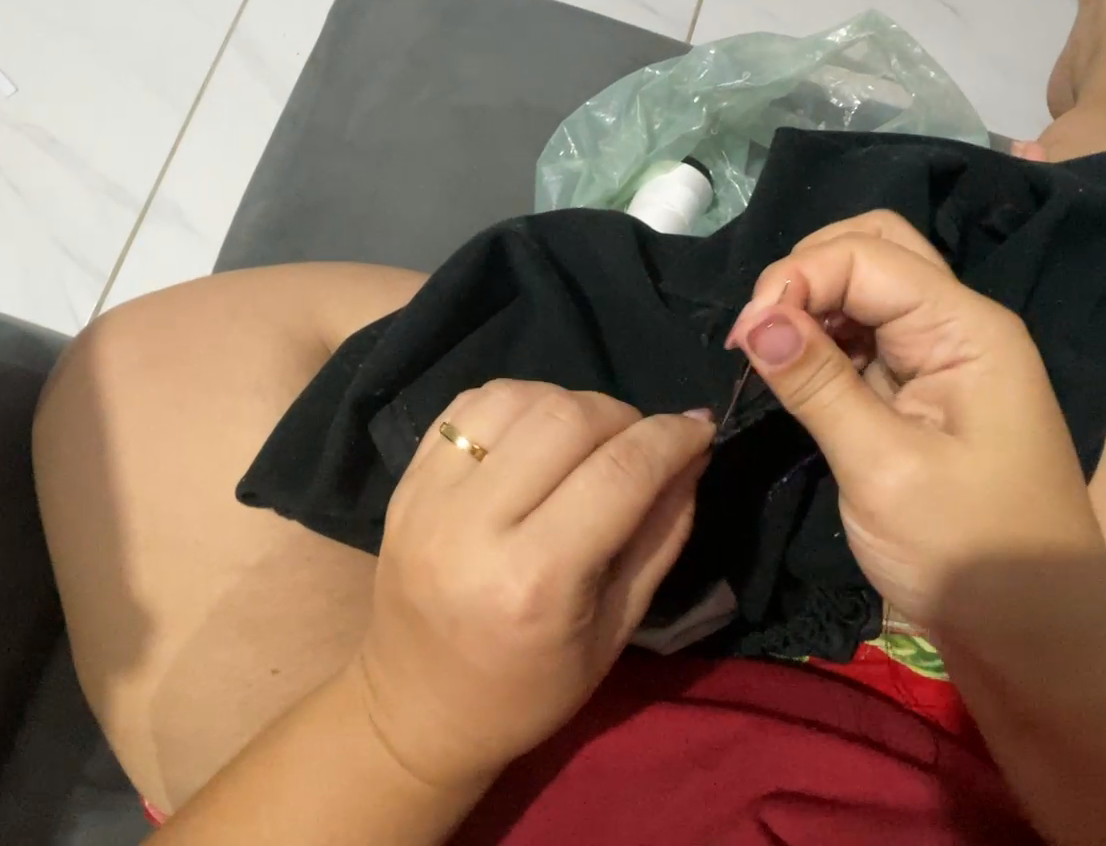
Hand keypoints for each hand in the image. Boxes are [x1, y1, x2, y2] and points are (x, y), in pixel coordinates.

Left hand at [350, 380, 713, 790]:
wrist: (414, 707)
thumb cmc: (526, 690)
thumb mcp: (614, 630)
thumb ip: (661, 536)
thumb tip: (692, 456)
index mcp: (535, 582)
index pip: (619, 474)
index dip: (671, 439)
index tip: (699, 430)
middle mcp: (473, 526)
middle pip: (566, 419)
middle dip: (622, 417)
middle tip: (639, 445)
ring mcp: (428, 497)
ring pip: (517, 397)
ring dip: (569, 404)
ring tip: (586, 438)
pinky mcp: (406, 482)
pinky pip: (469, 405)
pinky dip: (517, 402)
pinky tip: (534, 433)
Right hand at [723, 211, 1105, 630]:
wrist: (1030, 631)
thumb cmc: (966, 550)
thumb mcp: (882, 467)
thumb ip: (817, 384)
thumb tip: (755, 320)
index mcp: (964, 329)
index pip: (865, 256)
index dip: (795, 280)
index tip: (743, 339)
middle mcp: (956, 323)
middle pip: (873, 246)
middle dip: (804, 271)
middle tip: (759, 330)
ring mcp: (938, 353)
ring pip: (865, 282)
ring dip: (809, 300)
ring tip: (768, 349)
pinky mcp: (917, 384)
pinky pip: (862, 331)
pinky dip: (819, 334)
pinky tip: (793, 366)